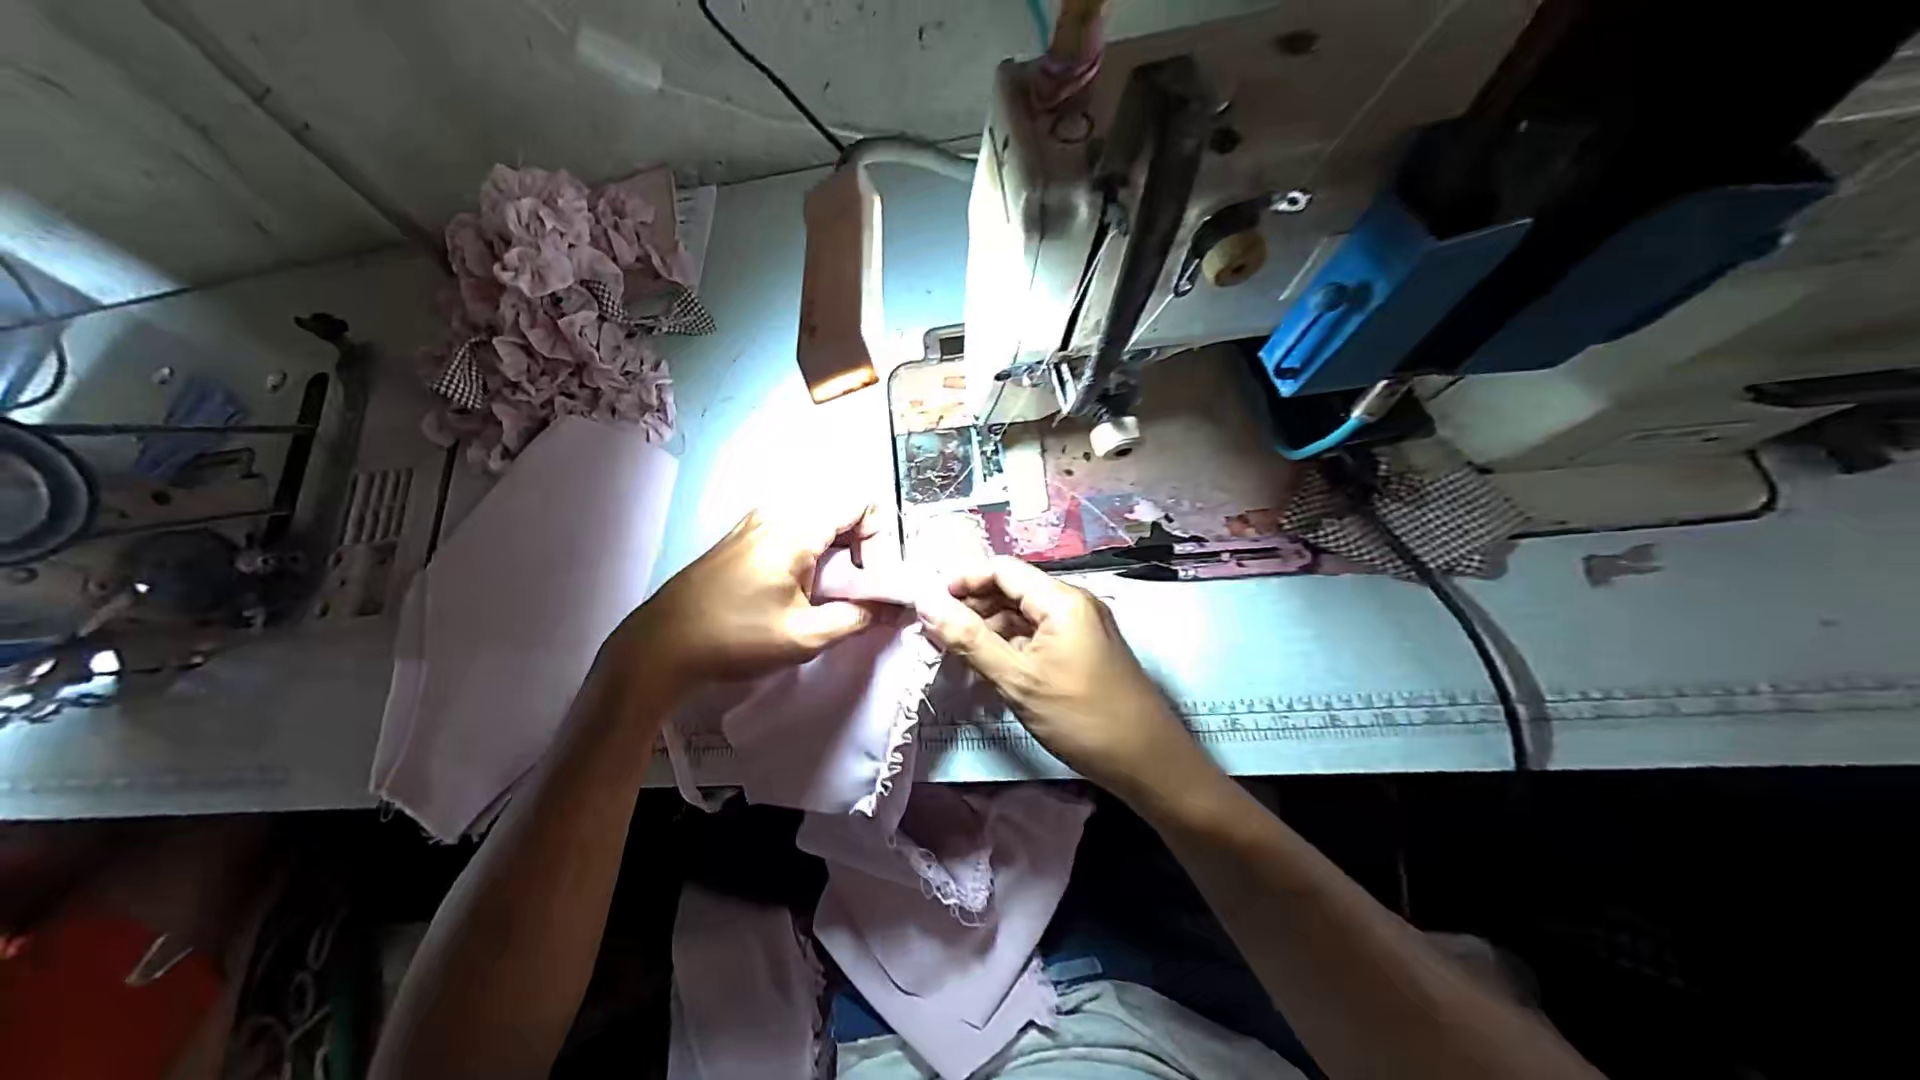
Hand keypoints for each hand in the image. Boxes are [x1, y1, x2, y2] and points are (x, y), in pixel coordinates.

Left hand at [603, 503, 883, 696]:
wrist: (661, 645)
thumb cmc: (735, 637)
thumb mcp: (804, 636)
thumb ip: (857, 617)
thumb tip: (894, 609)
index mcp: (795, 526)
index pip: (860, 502)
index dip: (880, 538)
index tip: (872, 578)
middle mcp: (776, 512)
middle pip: (841, 506)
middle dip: (864, 542)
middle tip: (861, 584)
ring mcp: (756, 522)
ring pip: (818, 516)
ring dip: (839, 546)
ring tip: (836, 588)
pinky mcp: (744, 537)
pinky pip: (794, 526)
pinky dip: (814, 548)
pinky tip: (805, 585)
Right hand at [916, 556, 1215, 799]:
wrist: (1147, 761)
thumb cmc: (1081, 717)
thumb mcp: (1017, 680)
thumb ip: (969, 639)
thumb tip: (926, 604)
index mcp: (1061, 599)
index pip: (1003, 569)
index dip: (964, 580)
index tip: (930, 603)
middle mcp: (1073, 603)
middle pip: (1013, 589)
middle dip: (974, 605)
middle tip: (937, 632)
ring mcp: (1080, 626)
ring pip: (1024, 614)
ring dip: (990, 627)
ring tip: (957, 651)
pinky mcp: (1083, 649)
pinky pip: (1038, 634)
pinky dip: (1011, 645)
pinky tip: (989, 665)